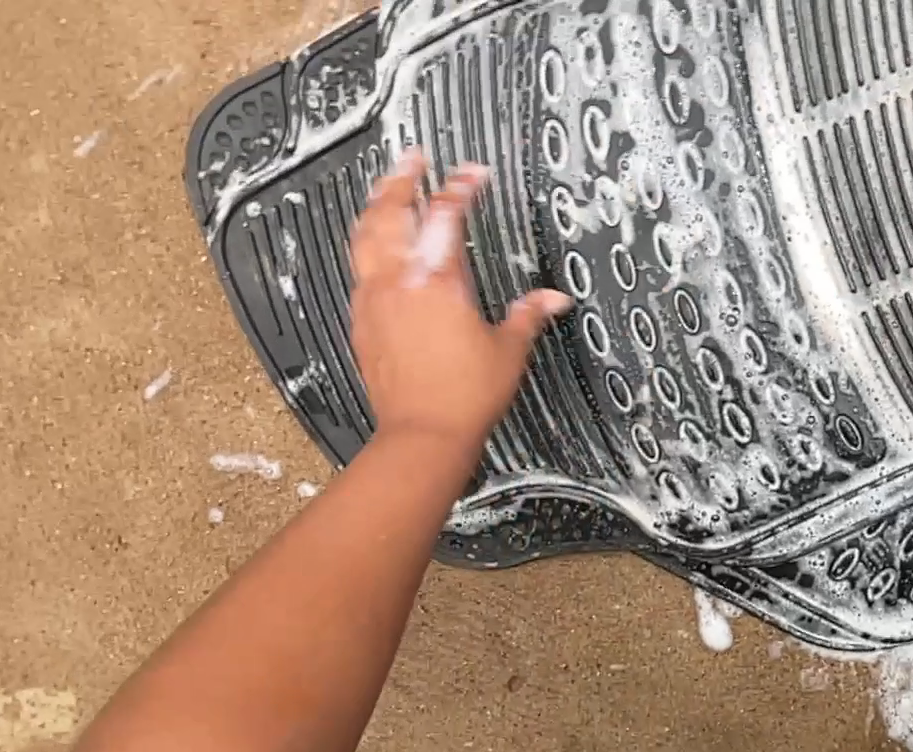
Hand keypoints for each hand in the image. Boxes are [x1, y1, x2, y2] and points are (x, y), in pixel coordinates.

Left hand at [348, 150, 573, 451]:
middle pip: (391, 211)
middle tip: (413, 159)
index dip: (461, 187)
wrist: (424, 431)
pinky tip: (377, 248)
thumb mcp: (509, 350)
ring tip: (386, 190)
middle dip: (402, 178)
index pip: (447, 215)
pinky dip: (368, 244)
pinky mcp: (361, 319)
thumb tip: (553, 298)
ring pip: (365, 234)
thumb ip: (528, 315)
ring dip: (376, 205)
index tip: (474, 173)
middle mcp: (399, 281)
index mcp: (439, 282)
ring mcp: (374, 298)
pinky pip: (358, 268)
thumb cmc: (467, 395)